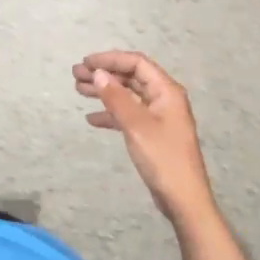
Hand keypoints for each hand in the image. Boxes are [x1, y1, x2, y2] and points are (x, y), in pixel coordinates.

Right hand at [73, 51, 213, 220]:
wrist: (183, 199)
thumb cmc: (162, 158)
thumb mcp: (136, 125)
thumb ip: (116, 97)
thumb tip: (98, 73)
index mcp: (166, 91)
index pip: (136, 64)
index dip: (110, 59)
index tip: (86, 63)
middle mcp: (163, 99)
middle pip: (131, 78)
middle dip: (104, 74)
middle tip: (76, 75)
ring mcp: (158, 117)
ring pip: (128, 96)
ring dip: (104, 92)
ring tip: (78, 90)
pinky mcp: (152, 134)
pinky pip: (128, 115)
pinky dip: (111, 114)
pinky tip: (91, 119)